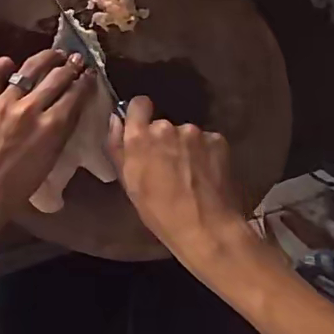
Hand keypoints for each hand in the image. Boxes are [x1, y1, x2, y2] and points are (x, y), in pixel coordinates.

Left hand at [0, 50, 92, 228]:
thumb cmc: (24, 180)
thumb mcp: (54, 155)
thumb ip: (64, 127)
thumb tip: (75, 102)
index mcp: (52, 126)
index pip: (75, 93)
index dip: (86, 80)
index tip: (90, 73)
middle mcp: (30, 108)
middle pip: (57, 77)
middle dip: (71, 65)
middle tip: (77, 59)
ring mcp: (5, 102)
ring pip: (29, 68)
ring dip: (46, 58)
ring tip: (54, 54)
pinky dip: (2, 64)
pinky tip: (10, 62)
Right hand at [108, 97, 252, 266]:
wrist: (207, 229)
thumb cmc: (159, 212)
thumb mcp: (129, 183)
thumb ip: (117, 147)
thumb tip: (115, 119)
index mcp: (139, 137)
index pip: (138, 104)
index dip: (141, 114)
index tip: (143, 129)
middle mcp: (166, 127)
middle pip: (163, 125)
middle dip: (165, 140)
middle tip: (169, 166)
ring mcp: (194, 132)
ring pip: (186, 135)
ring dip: (186, 148)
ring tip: (191, 175)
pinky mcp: (218, 140)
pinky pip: (208, 142)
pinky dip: (207, 154)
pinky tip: (208, 175)